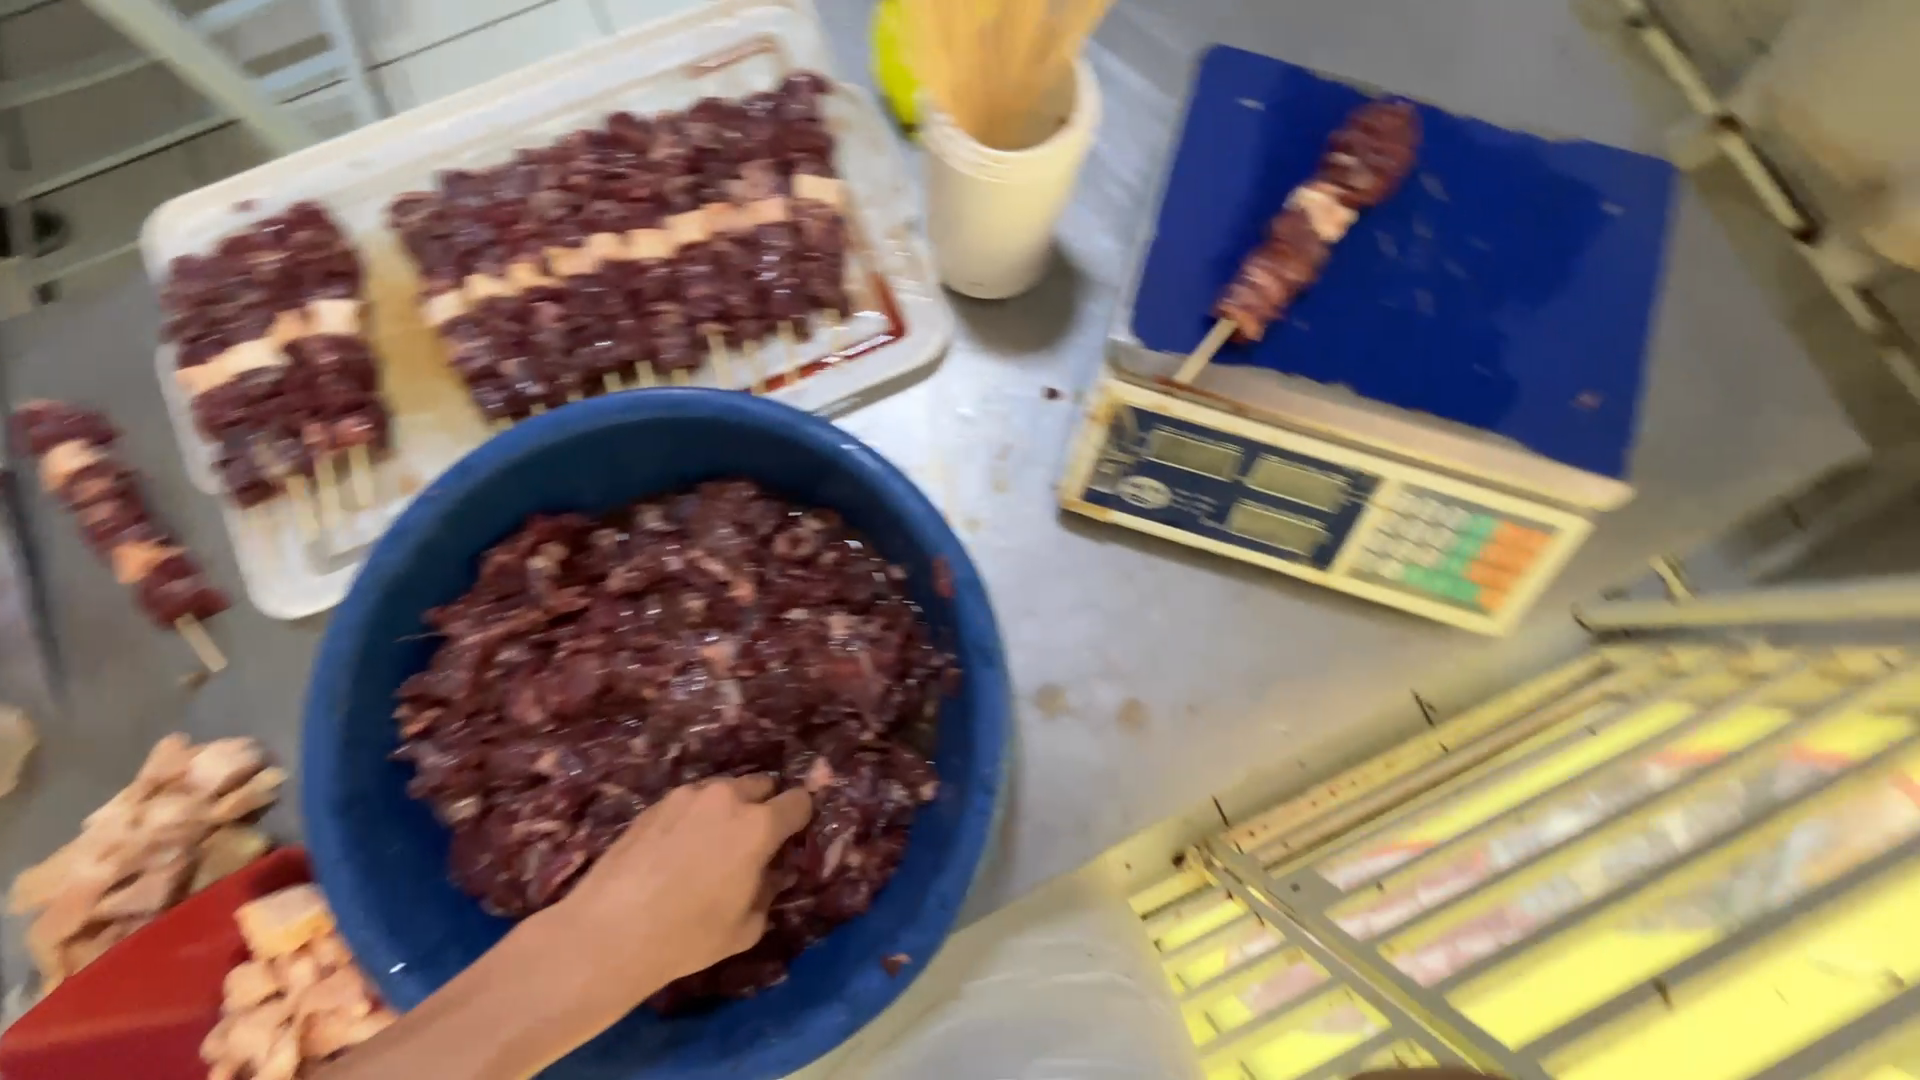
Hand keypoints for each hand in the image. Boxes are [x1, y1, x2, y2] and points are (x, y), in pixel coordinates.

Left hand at [555, 775, 814, 991]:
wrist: (606, 934)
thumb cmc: (686, 937)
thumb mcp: (746, 927)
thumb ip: (768, 891)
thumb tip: (770, 873)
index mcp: (759, 825)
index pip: (799, 801)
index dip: (800, 819)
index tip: (792, 839)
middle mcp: (728, 797)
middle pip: (763, 785)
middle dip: (765, 807)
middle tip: (752, 841)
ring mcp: (688, 796)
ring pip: (724, 789)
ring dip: (728, 808)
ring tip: (710, 844)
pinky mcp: (655, 803)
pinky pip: (690, 801)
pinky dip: (695, 816)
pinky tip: (677, 849)